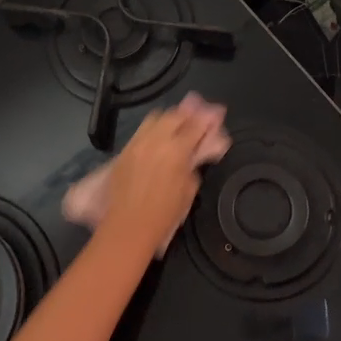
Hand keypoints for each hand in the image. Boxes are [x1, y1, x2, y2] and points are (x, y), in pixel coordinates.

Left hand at [98, 98, 224, 255]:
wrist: (128, 226)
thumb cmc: (165, 214)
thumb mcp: (188, 189)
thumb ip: (194, 164)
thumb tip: (198, 151)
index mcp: (177, 149)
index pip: (195, 125)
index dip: (207, 119)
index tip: (215, 115)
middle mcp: (156, 139)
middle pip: (174, 115)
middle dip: (187, 115)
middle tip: (196, 121)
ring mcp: (138, 143)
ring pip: (155, 118)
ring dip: (169, 119)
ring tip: (176, 128)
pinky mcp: (124, 150)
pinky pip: (141, 131)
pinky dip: (153, 130)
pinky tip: (158, 140)